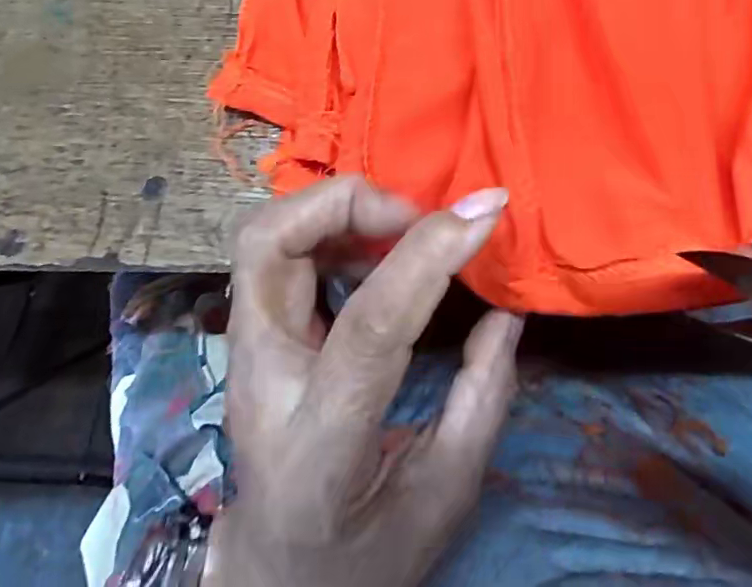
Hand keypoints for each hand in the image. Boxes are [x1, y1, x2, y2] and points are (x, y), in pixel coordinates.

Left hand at [211, 177, 524, 586]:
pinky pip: (277, 253)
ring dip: (336, 208)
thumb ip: (483, 394)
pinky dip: (330, 227)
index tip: (485, 211)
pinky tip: (377, 247)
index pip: (368, 326)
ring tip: (403, 224)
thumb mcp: (447, 492)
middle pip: (269, 250)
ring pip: (262, 238)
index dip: (429, 256)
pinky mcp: (249, 340)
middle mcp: (262, 384)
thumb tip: (507, 308)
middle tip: (418, 213)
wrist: (274, 583)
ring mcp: (244, 356)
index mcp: (319, 443)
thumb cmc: (366, 552)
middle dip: (348, 202)